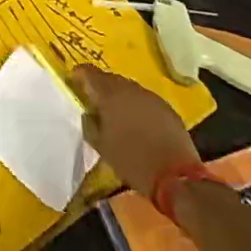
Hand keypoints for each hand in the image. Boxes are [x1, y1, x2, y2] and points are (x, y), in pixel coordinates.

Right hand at [72, 65, 200, 194]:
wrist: (176, 177)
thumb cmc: (132, 161)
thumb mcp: (102, 147)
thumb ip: (90, 125)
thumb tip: (88, 114)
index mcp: (109, 94)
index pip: (88, 72)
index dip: (79, 75)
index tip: (73, 83)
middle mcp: (129, 88)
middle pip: (109, 79)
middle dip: (101, 87)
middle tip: (96, 103)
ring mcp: (150, 96)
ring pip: (129, 89)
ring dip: (121, 97)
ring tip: (118, 114)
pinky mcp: (167, 108)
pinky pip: (145, 100)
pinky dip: (138, 106)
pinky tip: (139, 123)